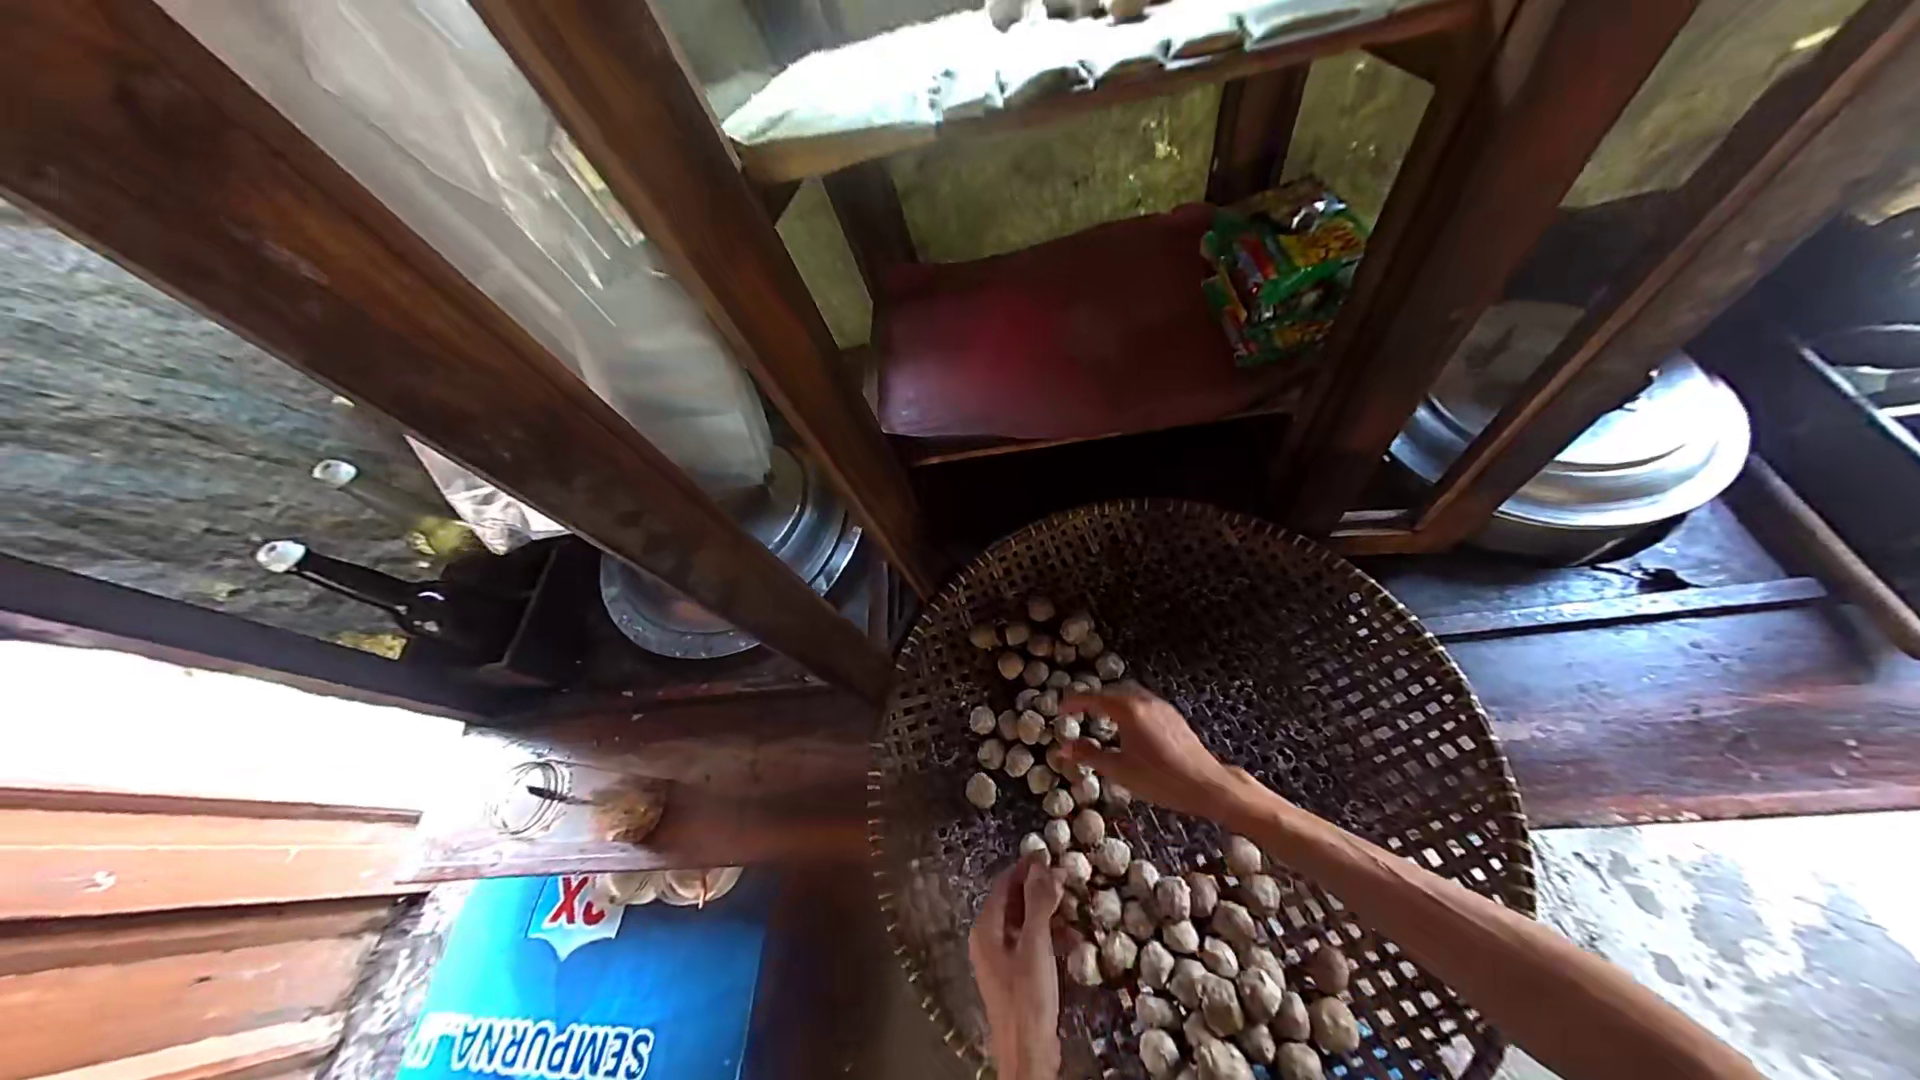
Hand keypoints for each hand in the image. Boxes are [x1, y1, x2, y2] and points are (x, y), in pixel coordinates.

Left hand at [969, 852, 1065, 1079]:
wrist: (1028, 1053)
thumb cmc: (1027, 994)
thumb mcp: (1035, 943)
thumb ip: (1039, 902)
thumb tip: (1044, 865)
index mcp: (986, 927)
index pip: (1005, 883)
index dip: (1027, 867)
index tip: (1050, 854)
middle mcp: (989, 939)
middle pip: (1014, 901)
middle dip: (1040, 889)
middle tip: (1067, 878)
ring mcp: (1001, 959)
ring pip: (1025, 922)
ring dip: (1048, 912)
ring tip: (1073, 905)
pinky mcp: (1016, 976)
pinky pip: (1031, 943)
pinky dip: (1049, 936)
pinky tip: (1072, 938)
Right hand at [1060, 686, 1270, 820]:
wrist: (1208, 786)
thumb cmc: (1160, 779)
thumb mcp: (1119, 770)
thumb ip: (1089, 755)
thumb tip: (1063, 748)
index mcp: (1128, 710)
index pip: (1093, 698)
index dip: (1074, 703)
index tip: (1060, 710)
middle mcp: (1145, 702)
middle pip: (1112, 691)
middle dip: (1093, 700)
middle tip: (1078, 713)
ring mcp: (1162, 708)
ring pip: (1130, 695)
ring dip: (1112, 703)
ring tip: (1100, 719)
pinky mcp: (1174, 718)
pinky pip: (1143, 704)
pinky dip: (1128, 709)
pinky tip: (1128, 729)